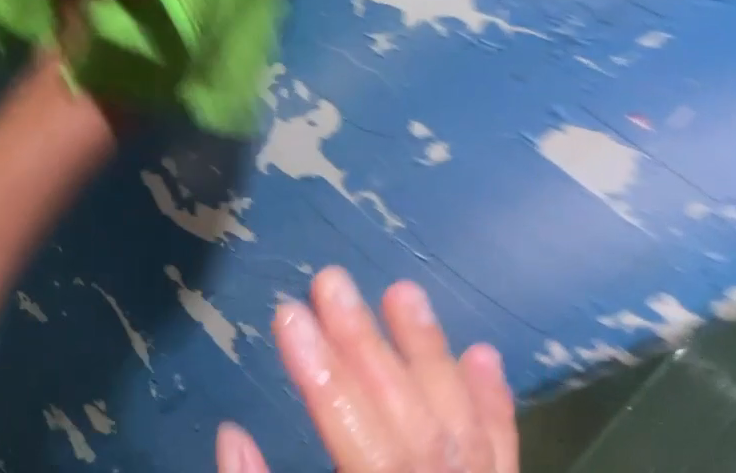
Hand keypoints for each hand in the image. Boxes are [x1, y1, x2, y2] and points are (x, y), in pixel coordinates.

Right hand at [218, 267, 518, 471]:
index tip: (288, 315)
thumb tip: (232, 434)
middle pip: (417, 436)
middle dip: (370, 353)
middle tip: (330, 281)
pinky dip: (492, 413)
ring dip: (430, 361)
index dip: (326, 384)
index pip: (368, 457)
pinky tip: (482, 356)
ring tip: (402, 293)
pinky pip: (504, 468)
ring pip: (466, 441)